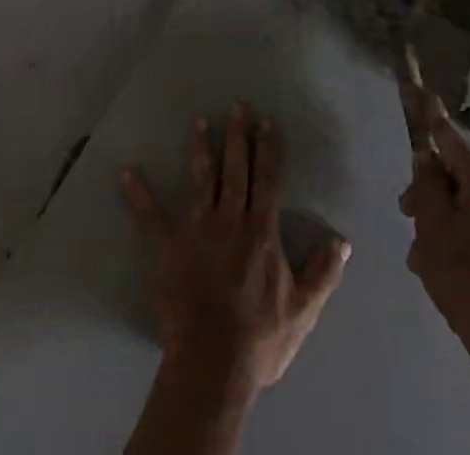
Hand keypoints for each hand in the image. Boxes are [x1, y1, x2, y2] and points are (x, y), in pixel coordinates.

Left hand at [120, 103, 351, 391]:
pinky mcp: (168, 250)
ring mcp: (196, 232)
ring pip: (201, 181)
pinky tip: (126, 172)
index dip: (268, 148)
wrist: (212, 364)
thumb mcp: (304, 308)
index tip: (266, 121)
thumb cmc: (261, 337)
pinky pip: (150, 218)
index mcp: (262, 230)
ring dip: (201, 150)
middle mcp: (230, 221)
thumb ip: (324, 272)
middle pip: (236, 169)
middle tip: (237, 106)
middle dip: (238, 135)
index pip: (268, 178)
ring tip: (200, 123)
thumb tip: (343, 242)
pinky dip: (138, 194)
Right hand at [398, 83, 469, 347]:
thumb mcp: (434, 230)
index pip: (450, 139)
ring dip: (434, 219)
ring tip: (420, 255)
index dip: (431, 116)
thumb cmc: (468, 280)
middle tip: (405, 211)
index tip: (420, 90)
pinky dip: (449, 237)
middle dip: (425, 189)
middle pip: (452, 174)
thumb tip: (424, 159)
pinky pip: (469, 226)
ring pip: (458, 204)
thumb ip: (426, 188)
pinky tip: (435, 266)